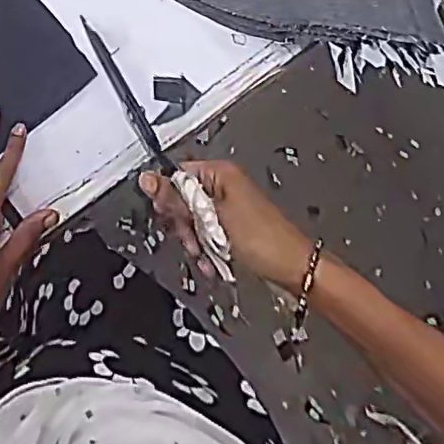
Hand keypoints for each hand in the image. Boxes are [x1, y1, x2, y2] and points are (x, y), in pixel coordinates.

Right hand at [140, 159, 313, 288]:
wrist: (296, 271)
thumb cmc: (262, 240)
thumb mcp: (212, 218)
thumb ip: (177, 199)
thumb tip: (148, 180)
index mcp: (220, 173)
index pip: (177, 175)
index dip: (169, 198)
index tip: (171, 217)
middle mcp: (224, 185)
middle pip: (183, 199)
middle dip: (184, 224)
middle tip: (193, 238)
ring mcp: (228, 207)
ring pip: (194, 220)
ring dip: (195, 240)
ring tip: (206, 254)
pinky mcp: (233, 227)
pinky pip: (207, 233)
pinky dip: (206, 248)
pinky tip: (212, 261)